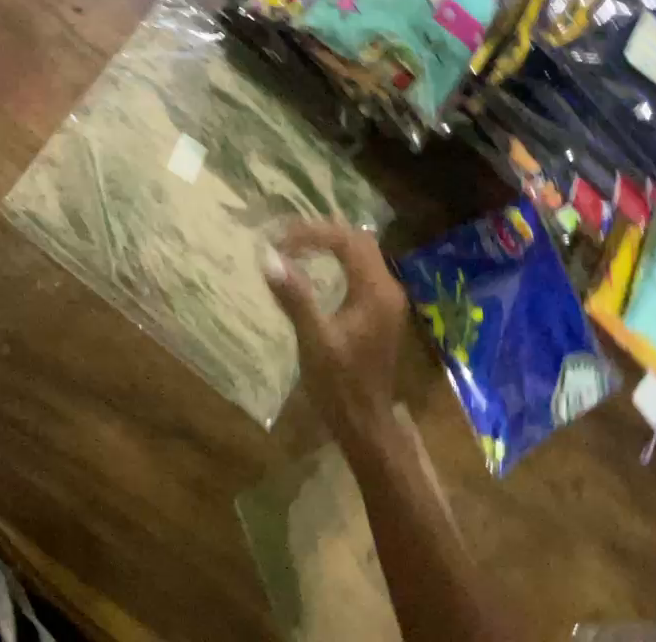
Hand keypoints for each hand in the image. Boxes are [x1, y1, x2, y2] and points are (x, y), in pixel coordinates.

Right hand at [265, 219, 408, 447]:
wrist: (365, 424)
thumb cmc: (339, 385)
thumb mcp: (313, 340)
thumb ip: (295, 296)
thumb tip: (268, 257)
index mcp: (375, 293)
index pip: (347, 241)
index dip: (312, 233)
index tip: (279, 241)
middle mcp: (387, 290)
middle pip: (358, 241)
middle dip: (321, 232)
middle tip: (284, 237)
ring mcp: (385, 300)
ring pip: (361, 253)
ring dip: (329, 243)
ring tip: (294, 245)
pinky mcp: (378, 311)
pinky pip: (359, 270)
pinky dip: (335, 260)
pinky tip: (313, 267)